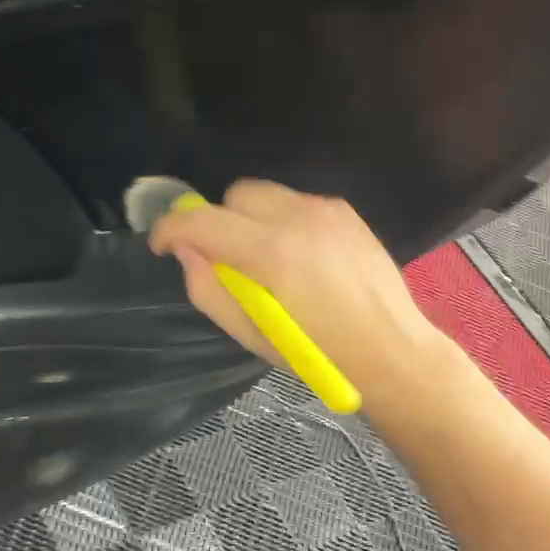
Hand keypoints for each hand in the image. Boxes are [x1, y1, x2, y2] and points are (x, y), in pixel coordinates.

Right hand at [148, 179, 449, 402]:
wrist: (390, 351)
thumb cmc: (317, 355)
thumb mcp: (251, 335)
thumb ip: (209, 290)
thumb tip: (186, 253)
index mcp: (271, 252)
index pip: (203, 221)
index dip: (170, 229)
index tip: (159, 245)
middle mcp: (298, 217)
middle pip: (235, 195)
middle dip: (218, 221)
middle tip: (220, 260)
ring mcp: (326, 210)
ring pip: (267, 195)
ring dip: (250, 221)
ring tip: (261, 263)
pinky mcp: (346, 213)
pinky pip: (296, 204)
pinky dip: (281, 223)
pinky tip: (295, 261)